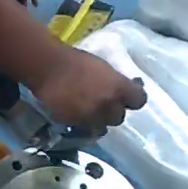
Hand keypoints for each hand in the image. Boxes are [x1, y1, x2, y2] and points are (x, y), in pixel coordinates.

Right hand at [29, 47, 147, 129]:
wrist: (47, 68)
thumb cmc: (75, 61)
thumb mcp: (103, 68)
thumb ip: (116, 82)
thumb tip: (127, 87)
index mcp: (119, 88)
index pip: (139, 101)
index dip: (133, 98)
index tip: (128, 96)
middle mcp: (109, 106)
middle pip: (119, 117)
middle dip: (113, 111)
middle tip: (104, 103)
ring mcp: (92, 117)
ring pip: (102, 126)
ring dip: (98, 119)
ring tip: (89, 110)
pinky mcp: (76, 125)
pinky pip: (85, 127)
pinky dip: (83, 121)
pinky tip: (75, 110)